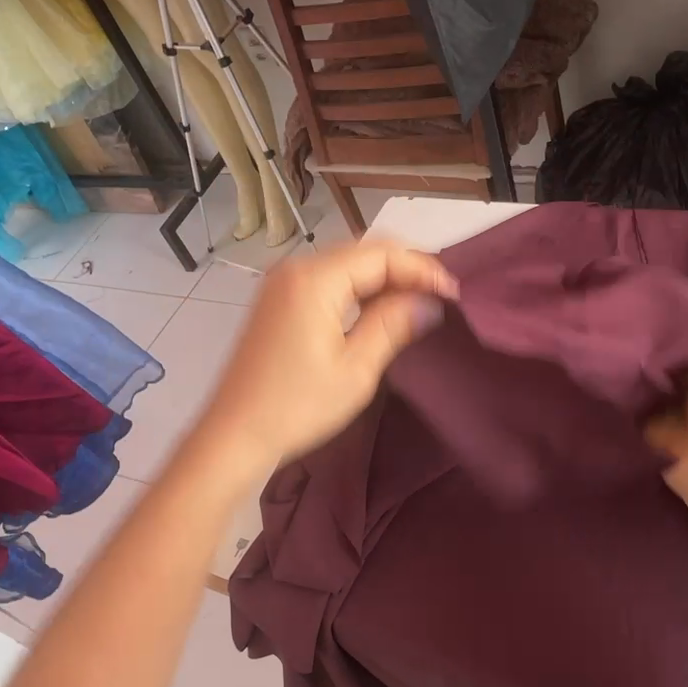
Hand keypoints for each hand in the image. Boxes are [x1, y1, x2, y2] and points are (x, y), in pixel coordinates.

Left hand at [200, 240, 458, 465]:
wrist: (233, 434)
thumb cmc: (296, 407)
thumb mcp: (356, 370)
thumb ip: (393, 326)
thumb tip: (429, 303)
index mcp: (315, 279)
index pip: (382, 254)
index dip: (422, 268)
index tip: (454, 293)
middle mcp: (295, 268)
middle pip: (363, 252)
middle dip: (406, 270)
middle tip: (441, 298)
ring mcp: (281, 283)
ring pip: (346, 265)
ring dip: (383, 279)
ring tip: (418, 305)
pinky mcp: (276, 300)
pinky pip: (327, 281)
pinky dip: (357, 290)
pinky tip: (378, 312)